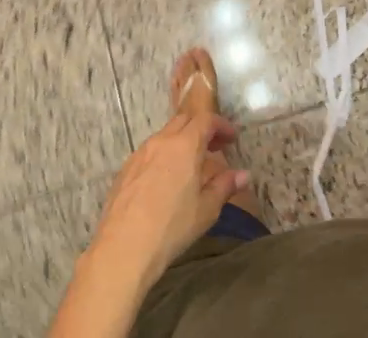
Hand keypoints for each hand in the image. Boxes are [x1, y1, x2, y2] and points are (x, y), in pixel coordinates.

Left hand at [87, 111, 247, 287]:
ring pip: (165, 135)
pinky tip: (167, 180)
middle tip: (215, 147)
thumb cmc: (172, 227)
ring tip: (192, 165)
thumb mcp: (206, 210)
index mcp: (184, 146)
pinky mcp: (125, 169)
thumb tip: (243, 174)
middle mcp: (161, 142)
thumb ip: (225, 186)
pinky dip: (164, 155)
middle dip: (202, 128)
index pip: (206, 120)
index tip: (232, 138)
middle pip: (184, 121)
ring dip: (182, 141)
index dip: (221, 125)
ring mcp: (140, 154)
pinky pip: (150, 151)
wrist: (124, 247)